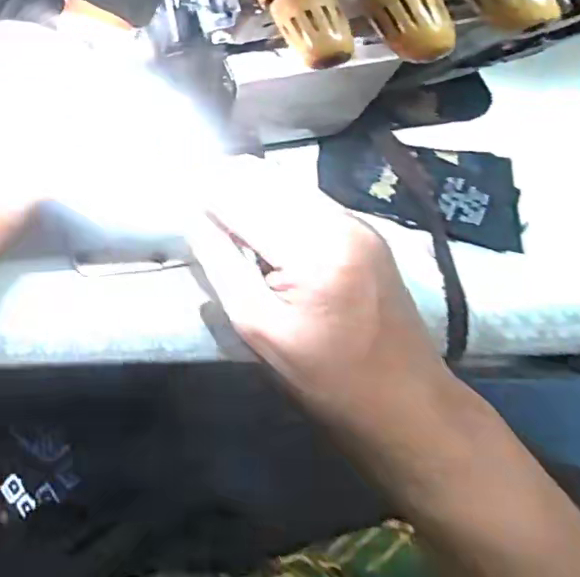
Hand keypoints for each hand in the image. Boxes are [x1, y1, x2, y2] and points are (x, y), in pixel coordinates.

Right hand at [187, 161, 460, 438]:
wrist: (411, 405)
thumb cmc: (327, 379)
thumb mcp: (257, 328)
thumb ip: (220, 263)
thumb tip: (192, 216)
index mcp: (313, 251)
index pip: (236, 197)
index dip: (197, 192)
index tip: (168, 194)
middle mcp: (337, 222)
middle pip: (258, 175)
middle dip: (215, 178)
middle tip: (183, 194)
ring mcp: (354, 221)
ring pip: (279, 176)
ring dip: (239, 182)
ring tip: (208, 201)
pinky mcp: (361, 227)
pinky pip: (299, 191)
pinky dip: (265, 192)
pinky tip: (246, 212)